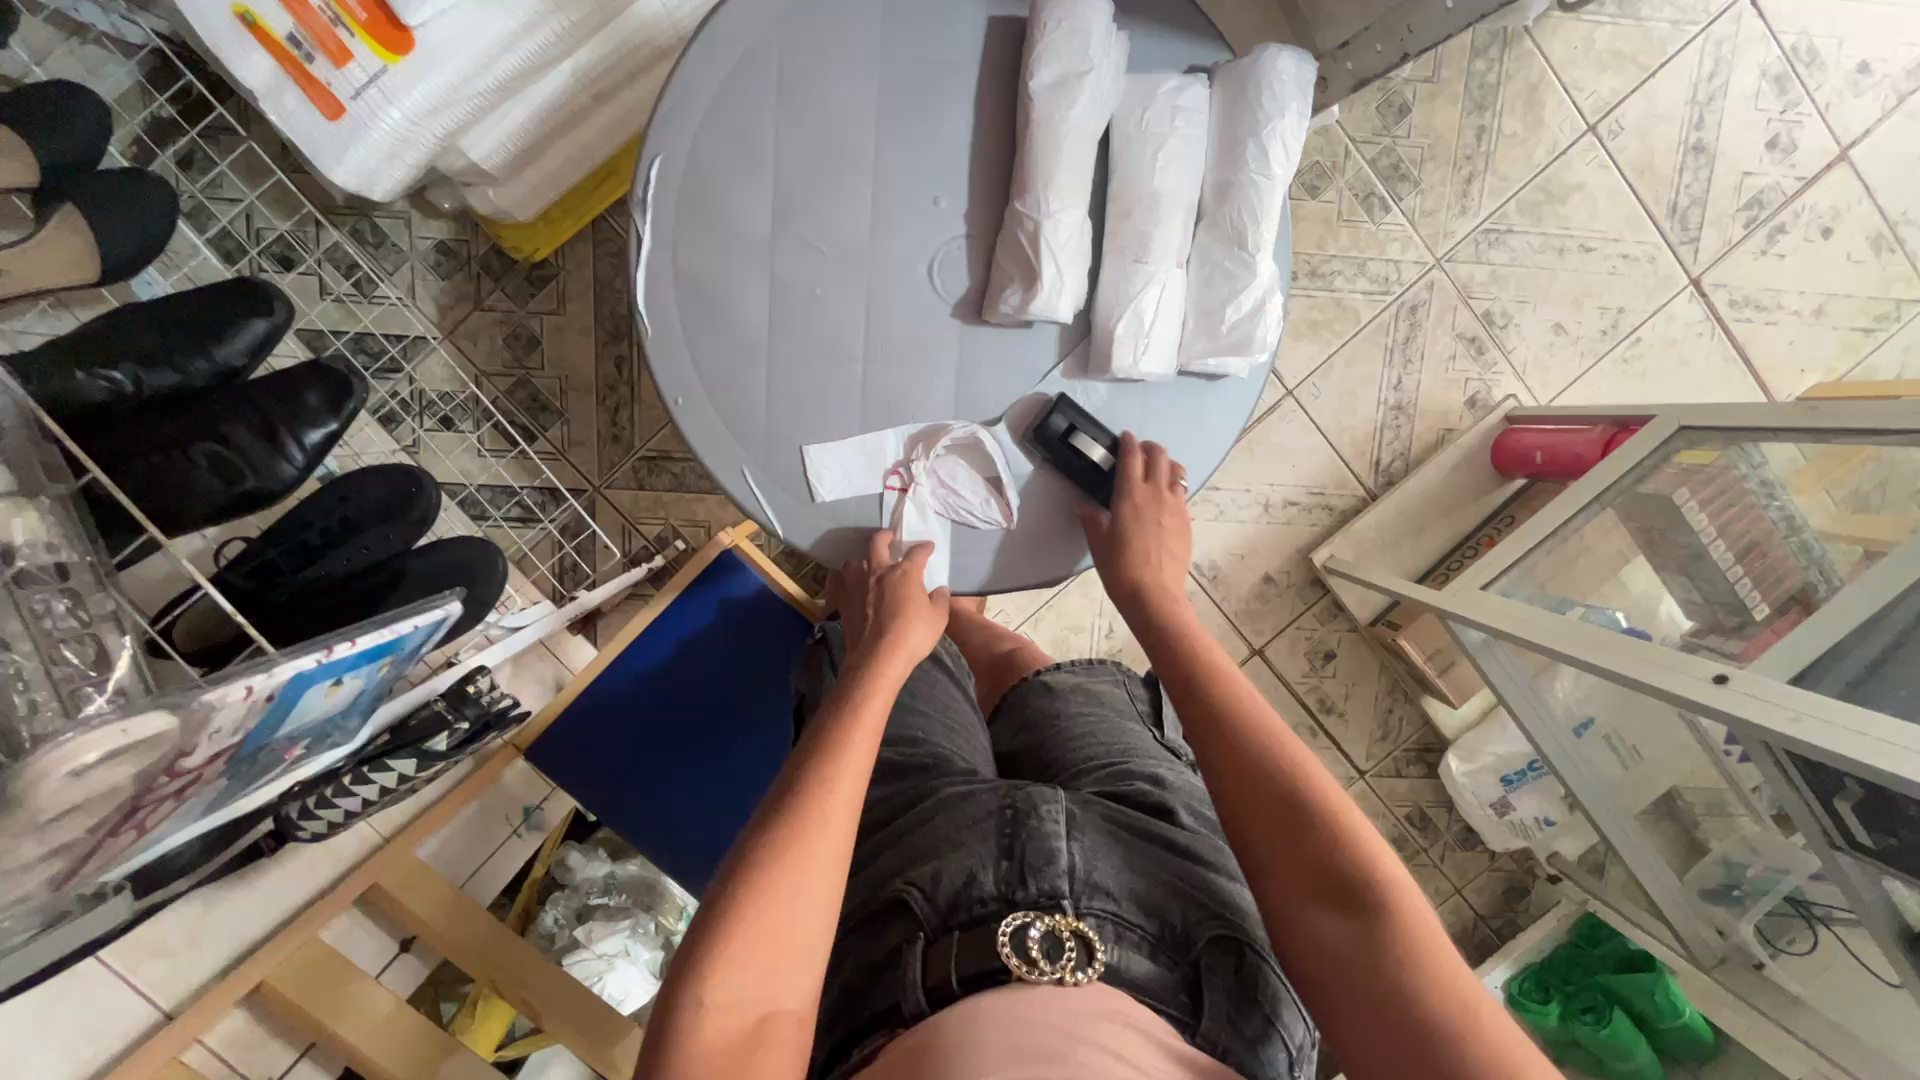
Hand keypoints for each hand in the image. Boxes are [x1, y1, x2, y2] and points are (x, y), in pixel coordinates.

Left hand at [827, 530, 950, 676]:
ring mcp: (857, 584)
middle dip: (886, 536)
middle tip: (891, 536)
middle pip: (878, 542)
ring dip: (861, 559)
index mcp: (904, 573)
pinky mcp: (843, 600)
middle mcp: (878, 571)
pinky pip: (837, 581)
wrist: (878, 657)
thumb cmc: (913, 635)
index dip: (924, 547)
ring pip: (854, 561)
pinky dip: (841, 578)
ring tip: (866, 564)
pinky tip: (844, 581)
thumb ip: (941, 600)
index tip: (929, 547)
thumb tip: (941, 589)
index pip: (917, 552)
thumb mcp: (938, 619)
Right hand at [1078, 432, 1191, 620]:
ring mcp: (1176, 505)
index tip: (1125, 437)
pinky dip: (1174, 486)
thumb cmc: (1120, 570)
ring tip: (1157, 470)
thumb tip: (1083, 508)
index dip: (1128, 442)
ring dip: (1166, 463)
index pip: (1131, 456)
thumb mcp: (1099, 545)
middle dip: (1149, 447)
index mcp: (1129, 495)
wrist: (1154, 595)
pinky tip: (1166, 499)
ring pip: (1176, 470)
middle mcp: (1155, 493)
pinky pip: (1182, 493)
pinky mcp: (1187, 520)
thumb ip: (1092, 521)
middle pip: (1159, 455)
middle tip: (1140, 452)